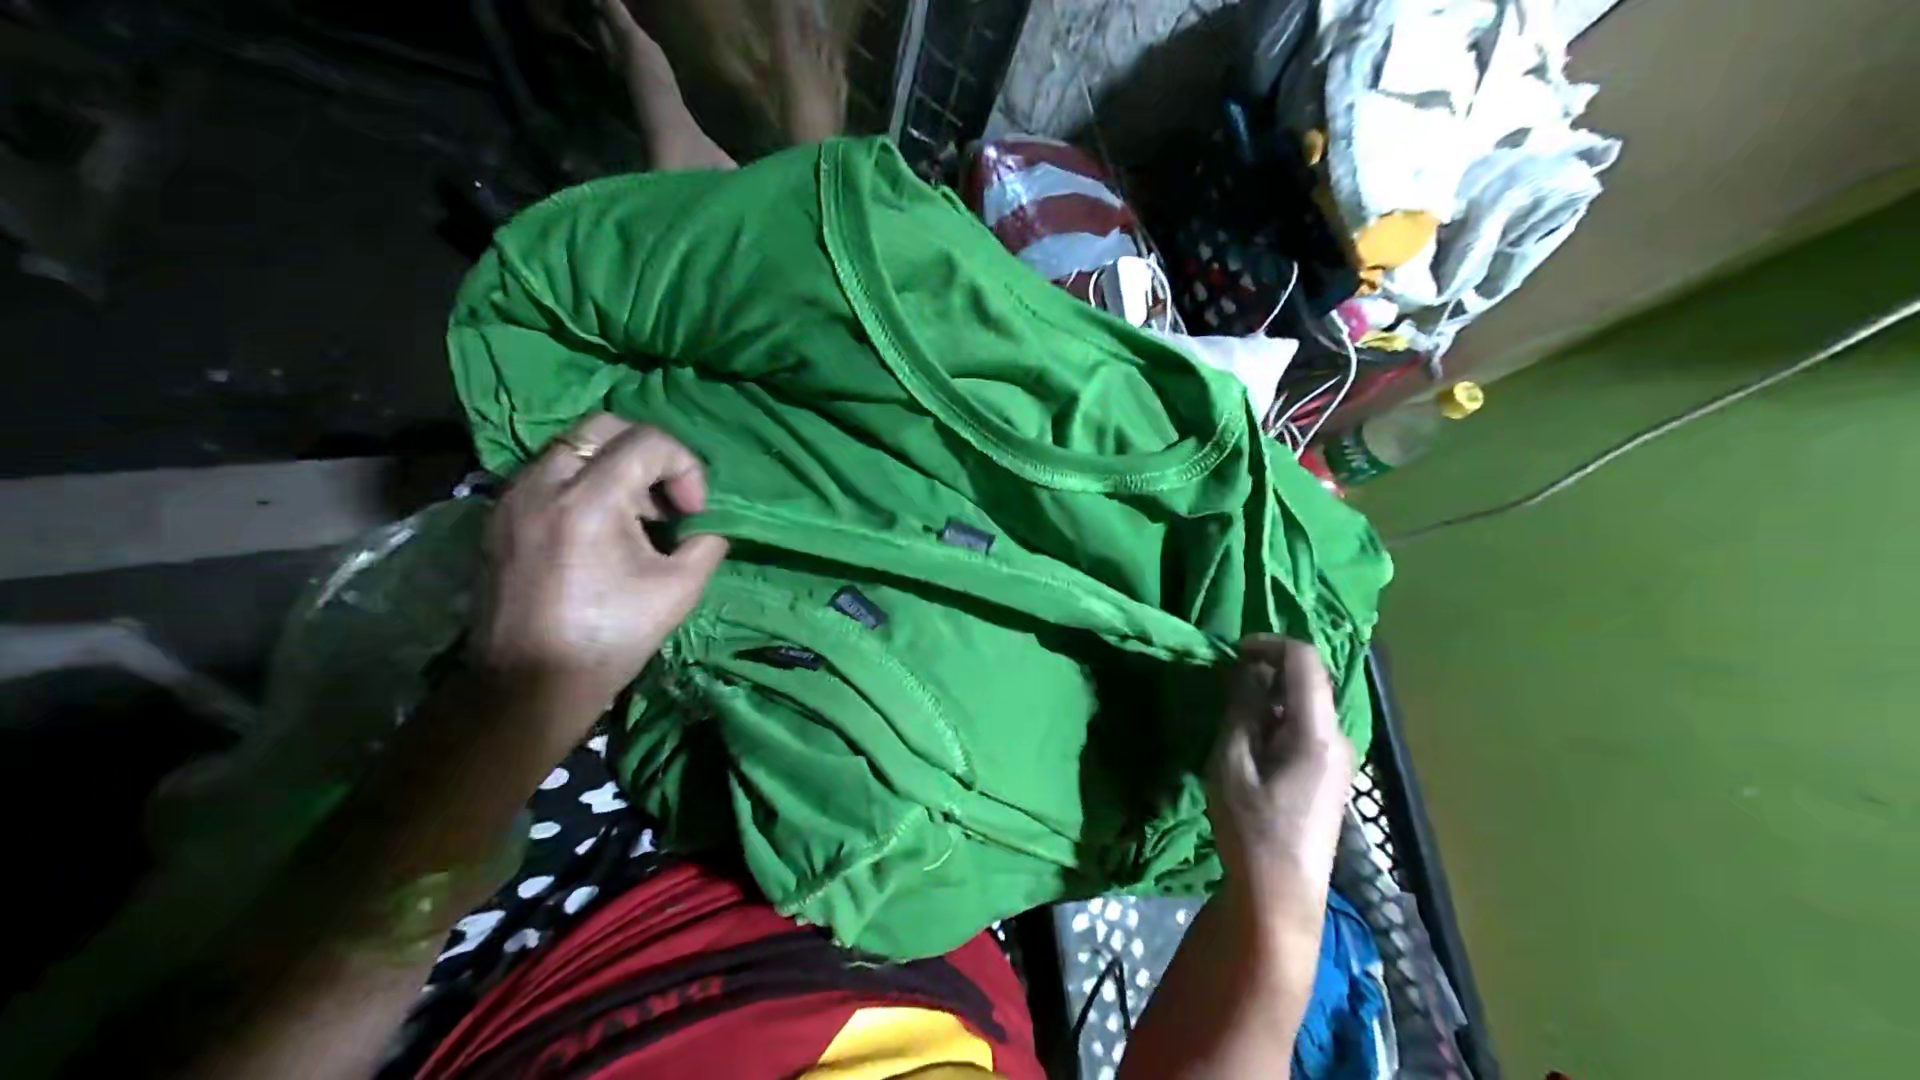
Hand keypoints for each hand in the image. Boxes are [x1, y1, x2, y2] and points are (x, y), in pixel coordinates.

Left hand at [474, 412, 727, 719]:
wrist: (529, 684)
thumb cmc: (611, 638)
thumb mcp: (680, 589)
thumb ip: (705, 543)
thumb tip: (706, 526)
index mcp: (590, 500)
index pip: (648, 441)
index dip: (685, 467)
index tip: (693, 511)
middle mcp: (544, 484)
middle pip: (605, 426)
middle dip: (649, 453)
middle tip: (665, 498)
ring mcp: (513, 497)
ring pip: (572, 446)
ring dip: (614, 467)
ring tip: (634, 516)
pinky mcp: (498, 516)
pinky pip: (548, 473)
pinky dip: (583, 482)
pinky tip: (599, 528)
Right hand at [1208, 637, 1353, 895]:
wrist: (1280, 895)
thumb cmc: (1251, 827)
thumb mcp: (1232, 762)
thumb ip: (1242, 708)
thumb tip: (1249, 668)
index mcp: (1318, 733)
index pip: (1305, 661)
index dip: (1269, 643)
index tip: (1232, 651)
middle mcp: (1339, 739)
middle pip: (1308, 682)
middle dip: (1267, 671)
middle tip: (1225, 685)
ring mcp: (1339, 759)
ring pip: (1305, 706)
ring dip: (1270, 697)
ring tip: (1233, 717)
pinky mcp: (1330, 775)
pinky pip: (1306, 728)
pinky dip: (1278, 719)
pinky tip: (1252, 744)